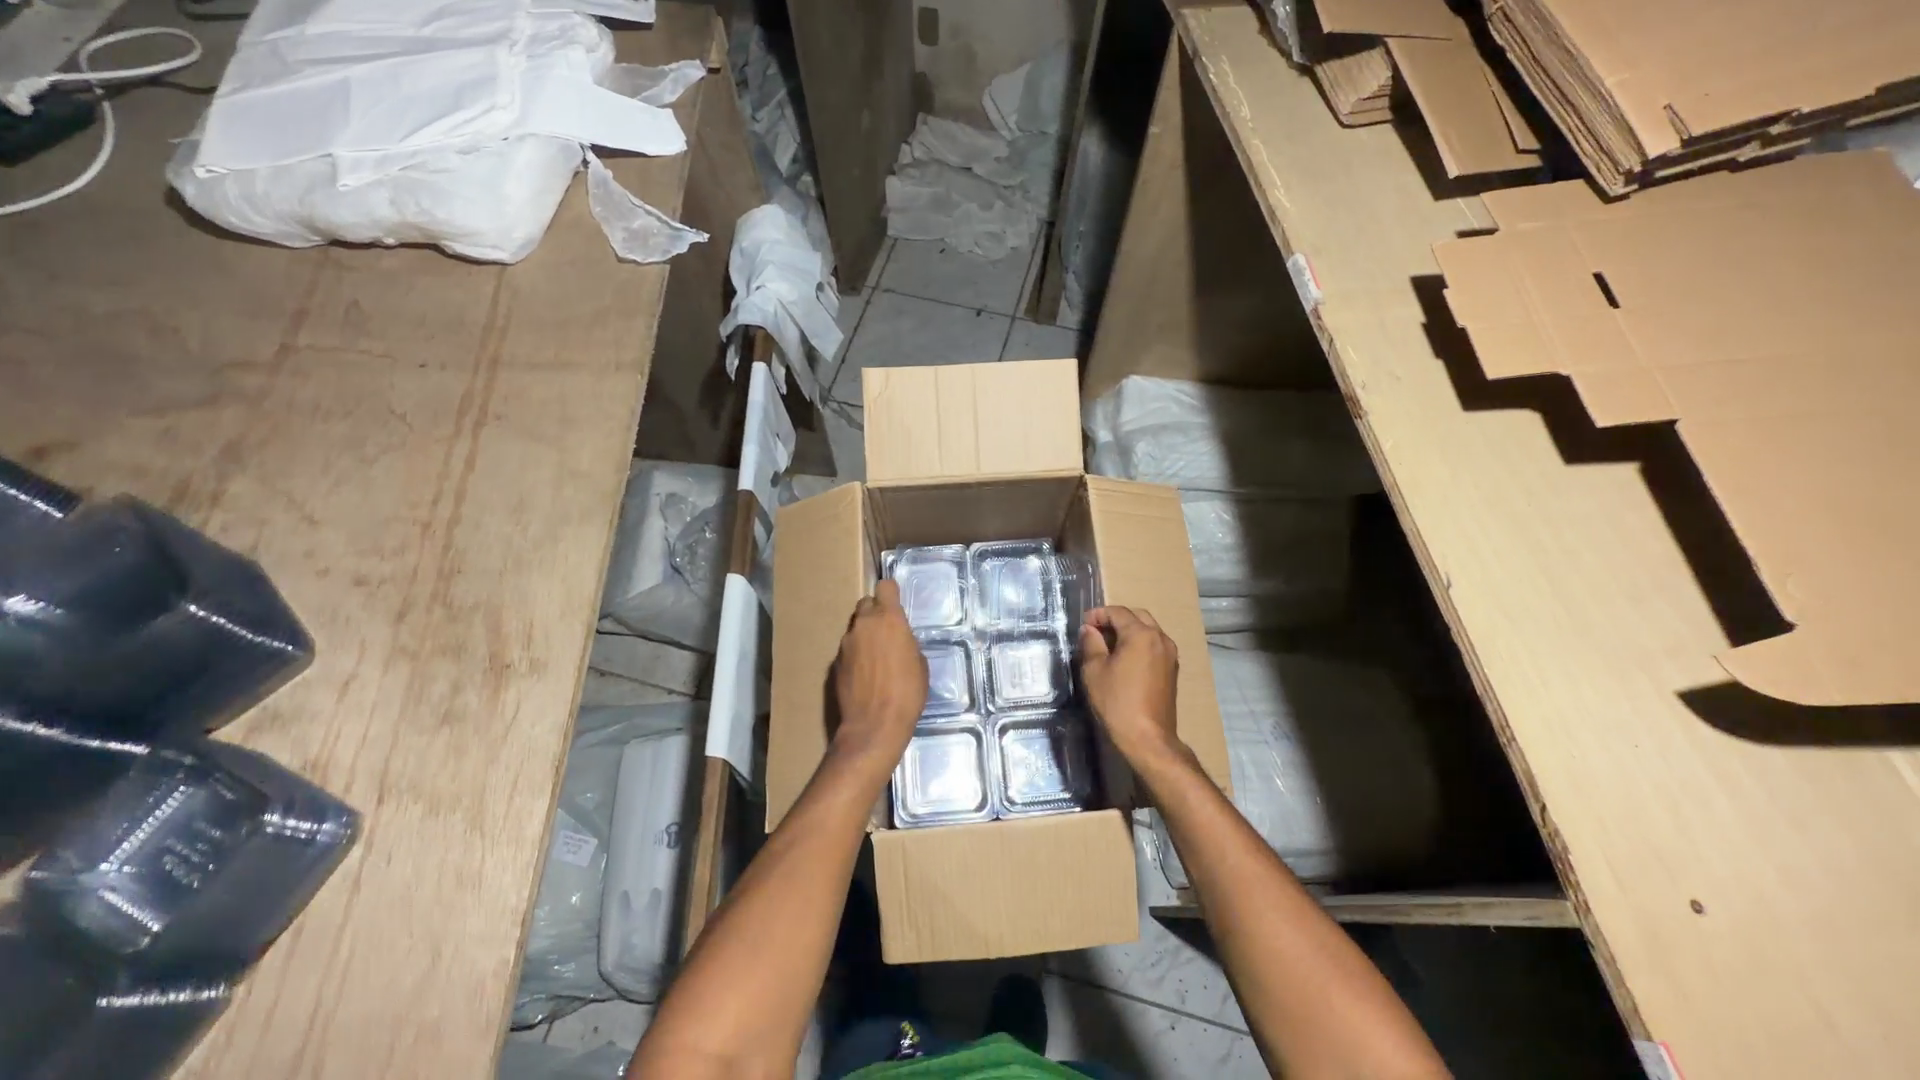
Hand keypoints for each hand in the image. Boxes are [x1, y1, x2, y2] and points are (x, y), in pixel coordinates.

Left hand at [831, 580, 926, 760]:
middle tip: (886, 633)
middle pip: (866, 604)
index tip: (895, 603)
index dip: (890, 593)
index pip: (885, 586)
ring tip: (876, 660)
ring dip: (865, 636)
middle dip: (875, 613)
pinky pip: (848, 650)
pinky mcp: (834, 663)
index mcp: (889, 620)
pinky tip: (864, 677)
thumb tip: (898, 642)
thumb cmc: (907, 694)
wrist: (874, 726)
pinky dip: (855, 657)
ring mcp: (845, 643)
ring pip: (855, 629)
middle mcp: (864, 625)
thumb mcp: (920, 665)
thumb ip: (907, 643)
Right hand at [1079, 606, 1182, 765]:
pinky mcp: (1172, 670)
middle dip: (1115, 619)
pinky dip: (1139, 644)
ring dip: (1129, 631)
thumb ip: (1091, 644)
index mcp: (1142, 634)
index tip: (1084, 625)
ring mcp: (1170, 654)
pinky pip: (1154, 646)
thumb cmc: (1117, 702)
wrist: (1148, 737)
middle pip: (1137, 616)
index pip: (1118, 612)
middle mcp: (1161, 638)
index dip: (1098, 614)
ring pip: (1148, 630)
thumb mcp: (1094, 671)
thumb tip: (1090, 630)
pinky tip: (1124, 660)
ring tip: (1108, 646)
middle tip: (1096, 632)